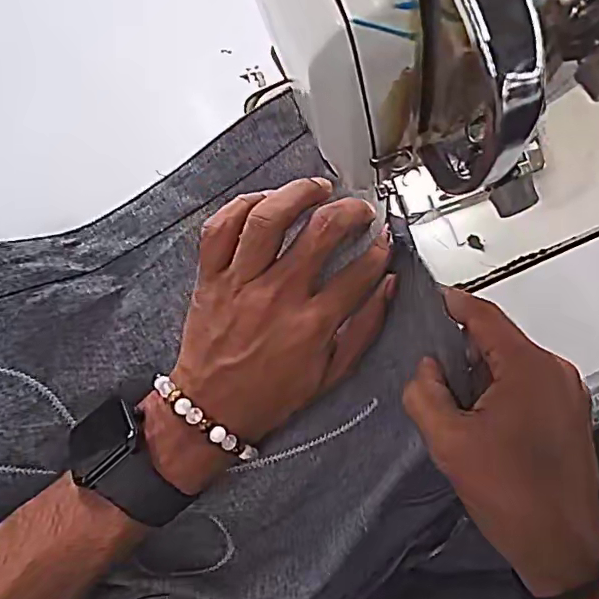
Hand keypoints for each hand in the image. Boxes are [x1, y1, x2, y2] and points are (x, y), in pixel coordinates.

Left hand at [142, 177, 396, 494]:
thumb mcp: (331, 373)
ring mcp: (241, 283)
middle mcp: (277, 296)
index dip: (379, 249)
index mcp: (312, 324)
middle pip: (320, 231)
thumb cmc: (270, 393)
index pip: (359, 270)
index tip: (383, 241)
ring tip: (316, 189)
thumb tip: (387, 288)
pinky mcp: (211, 278)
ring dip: (298, 194)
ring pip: (269, 218)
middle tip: (358, 210)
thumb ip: (365, 329)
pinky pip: (221, 228)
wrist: (213, 409)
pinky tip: (264, 202)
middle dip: (350, 211)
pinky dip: (242, 206)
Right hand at [402, 288, 598, 597]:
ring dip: (482, 376)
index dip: (455, 304)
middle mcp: (555, 374)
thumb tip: (424, 372)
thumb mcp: (449, 442)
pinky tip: (483, 425)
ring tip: (459, 411)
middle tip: (434, 373)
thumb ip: (425, 394)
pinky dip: (502, 393)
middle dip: (463, 352)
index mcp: (530, 368)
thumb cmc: (519, 499)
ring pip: (513, 365)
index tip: (438, 299)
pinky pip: (529, 386)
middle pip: (500, 340)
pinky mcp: (570, 415)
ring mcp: (568, 394)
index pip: (486, 316)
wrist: (561, 545)